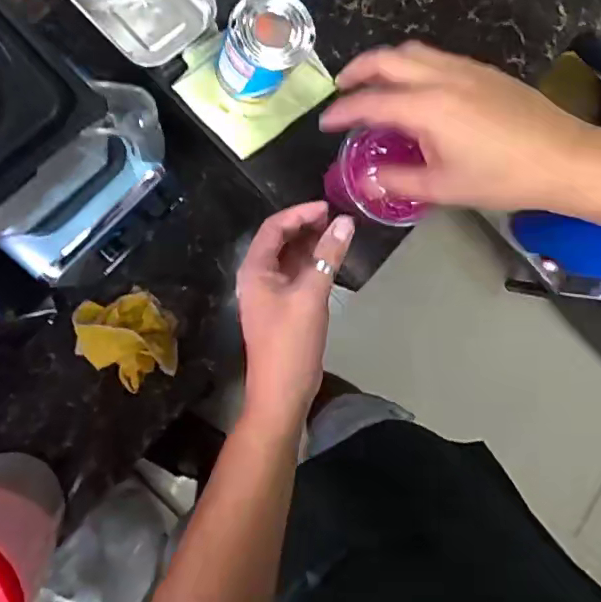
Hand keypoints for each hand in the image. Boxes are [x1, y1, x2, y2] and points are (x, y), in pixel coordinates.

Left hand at [235, 202, 354, 432]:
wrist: (281, 394)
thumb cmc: (291, 342)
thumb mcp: (312, 294)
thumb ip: (329, 256)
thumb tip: (346, 222)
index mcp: (254, 270)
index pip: (274, 227)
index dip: (300, 213)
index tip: (329, 207)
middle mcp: (257, 277)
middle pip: (280, 240)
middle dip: (307, 226)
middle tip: (336, 219)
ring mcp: (269, 293)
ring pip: (290, 257)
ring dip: (311, 244)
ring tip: (338, 234)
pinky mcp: (282, 307)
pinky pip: (296, 275)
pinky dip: (313, 264)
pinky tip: (332, 260)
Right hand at [320, 41, 600, 213]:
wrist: (565, 158)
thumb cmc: (503, 177)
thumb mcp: (445, 187)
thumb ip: (400, 181)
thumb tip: (369, 181)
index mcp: (426, 106)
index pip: (370, 102)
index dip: (342, 112)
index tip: (326, 122)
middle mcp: (440, 76)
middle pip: (386, 58)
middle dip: (357, 70)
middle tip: (342, 88)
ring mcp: (465, 68)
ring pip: (413, 51)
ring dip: (385, 62)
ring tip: (375, 83)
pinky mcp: (484, 71)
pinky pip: (436, 56)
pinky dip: (413, 64)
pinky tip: (417, 87)